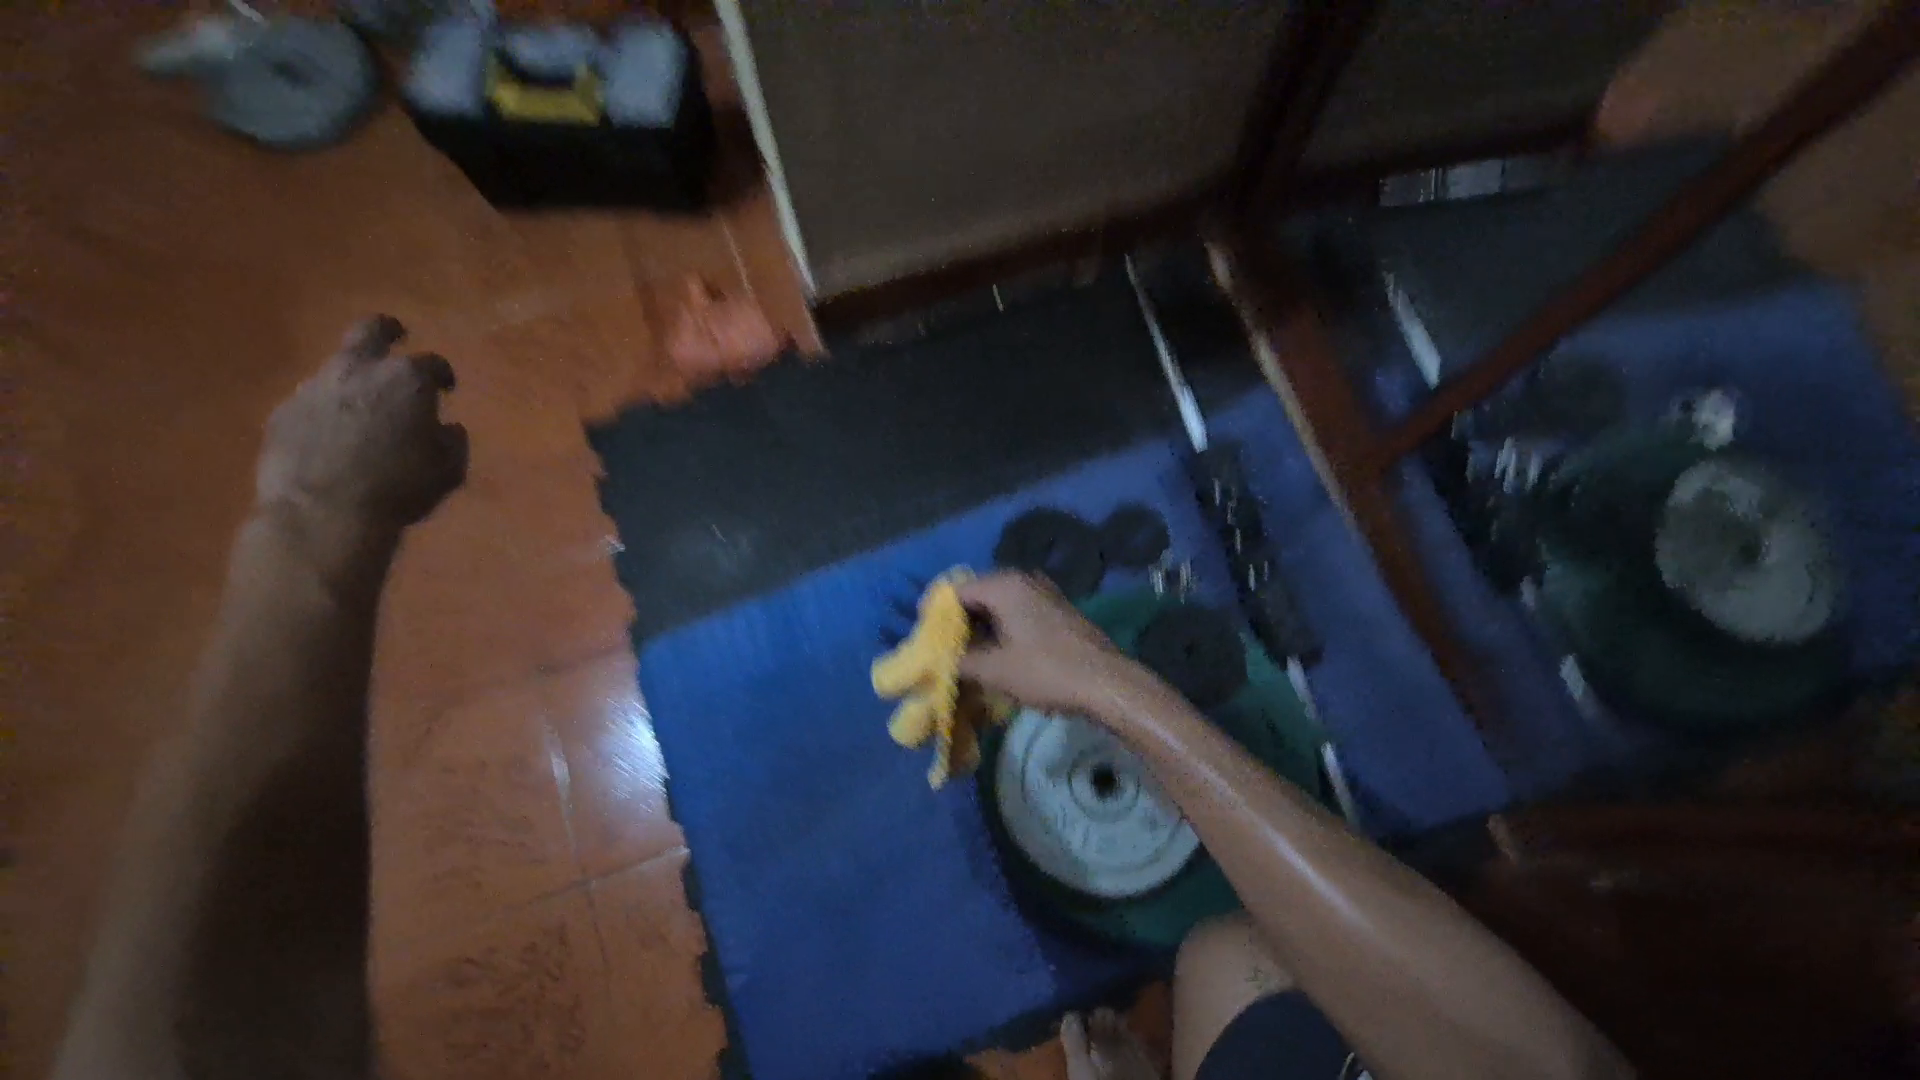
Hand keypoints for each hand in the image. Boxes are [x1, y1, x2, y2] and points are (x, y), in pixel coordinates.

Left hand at [256, 316, 467, 530]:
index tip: (446, 388)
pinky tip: (332, 434)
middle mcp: (359, 370)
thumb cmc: (400, 487)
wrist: (323, 511)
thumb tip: (447, 427)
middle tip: (396, 335)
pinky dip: (327, 409)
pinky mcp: (283, 411)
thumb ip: (452, 439)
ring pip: (336, 366)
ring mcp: (314, 387)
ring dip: (354, 377)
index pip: (432, 362)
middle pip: (370, 330)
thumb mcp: (449, 468)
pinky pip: (312, 400)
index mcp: (407, 380)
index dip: (442, 374)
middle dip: (387, 329)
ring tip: (363, 402)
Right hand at [955, 571, 1155, 718]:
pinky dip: (1004, 630)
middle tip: (945, 651)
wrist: (1107, 684)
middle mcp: (1024, 580)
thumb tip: (941, 663)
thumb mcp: (995, 670)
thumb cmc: (1047, 671)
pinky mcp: (1058, 611)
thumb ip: (961, 662)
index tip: (927, 640)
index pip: (957, 590)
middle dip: (960, 623)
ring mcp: (1045, 594)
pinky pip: (1019, 614)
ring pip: (1000, 606)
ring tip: (969, 658)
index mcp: (1005, 585)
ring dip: (982, 629)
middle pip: (978, 595)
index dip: (937, 615)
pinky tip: (999, 656)